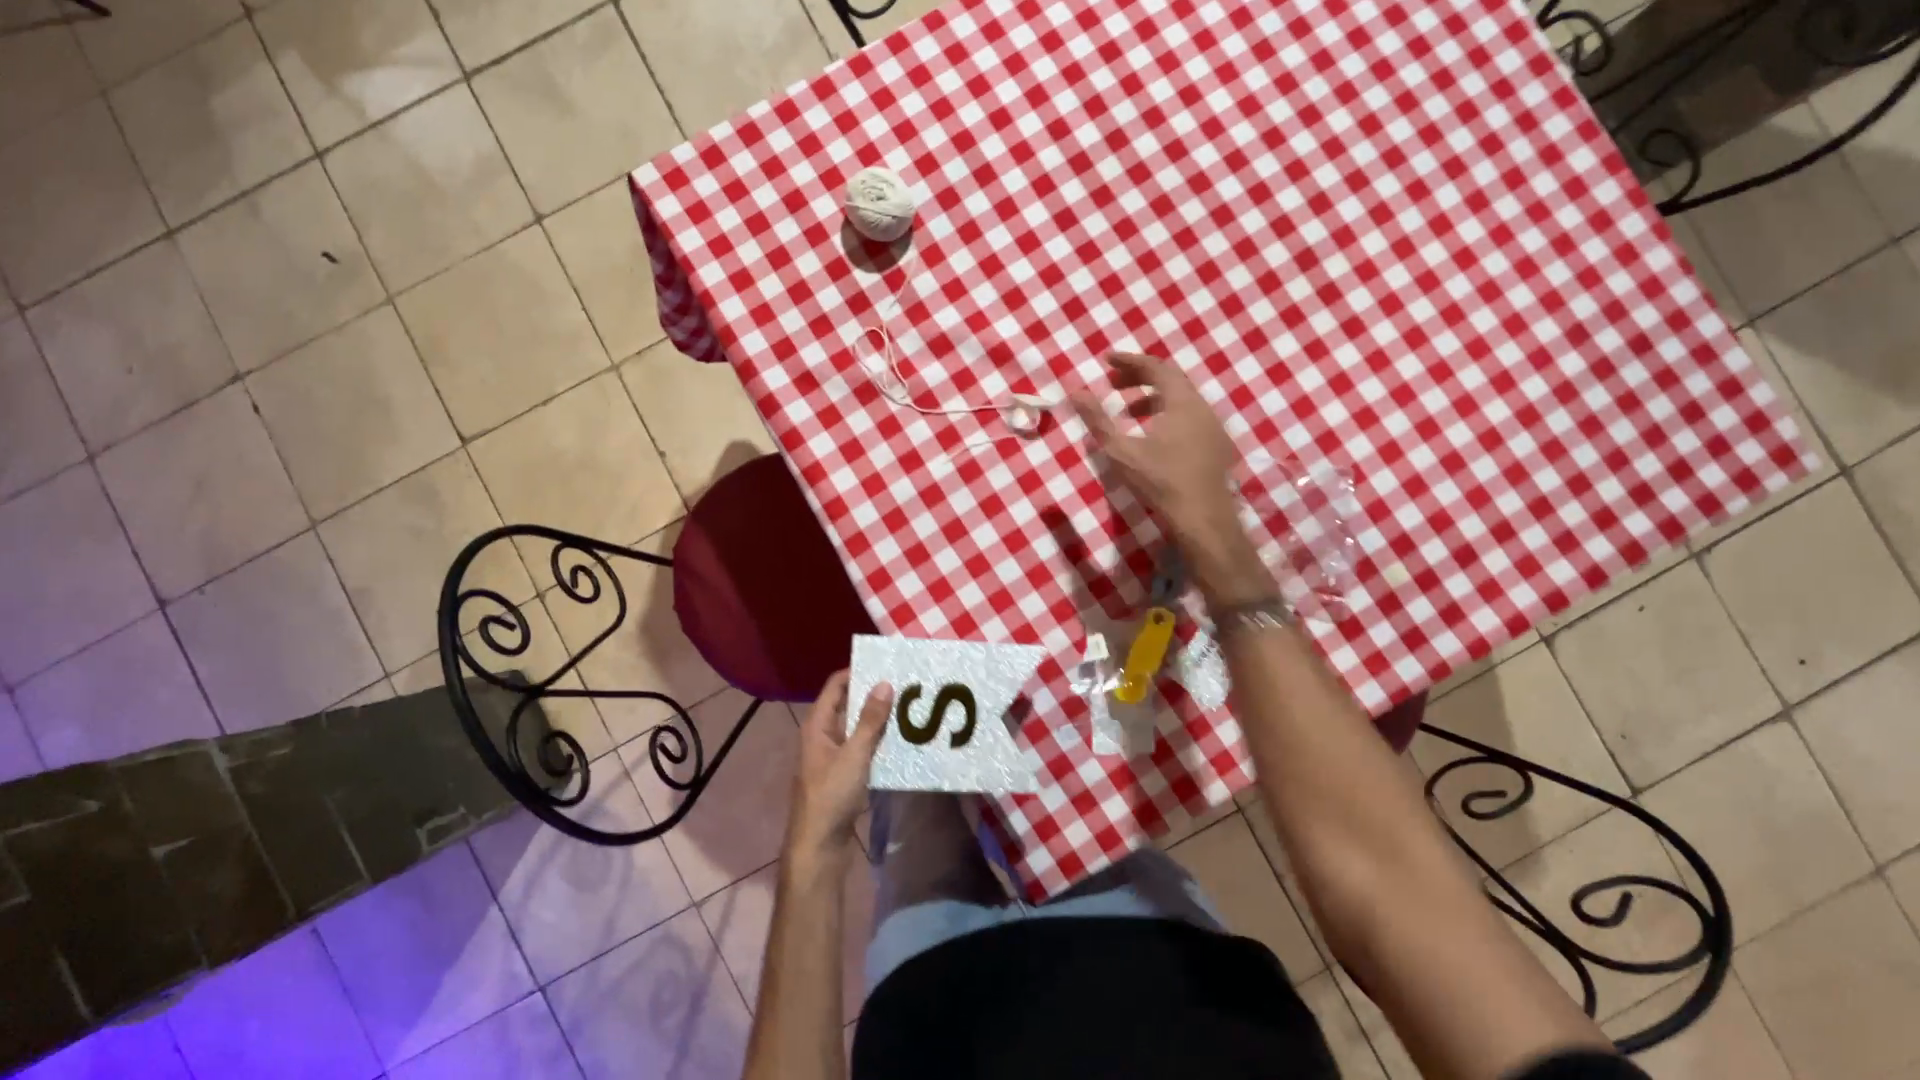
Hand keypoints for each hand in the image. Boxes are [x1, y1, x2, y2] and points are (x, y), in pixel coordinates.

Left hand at [787, 672, 893, 863]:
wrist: (819, 845)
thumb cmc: (831, 796)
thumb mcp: (854, 755)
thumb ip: (869, 721)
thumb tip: (884, 683)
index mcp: (817, 726)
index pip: (836, 686)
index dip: (857, 671)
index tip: (887, 663)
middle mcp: (822, 737)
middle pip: (847, 705)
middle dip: (873, 694)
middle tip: (906, 684)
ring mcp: (832, 757)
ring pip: (857, 729)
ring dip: (878, 720)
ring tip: (910, 708)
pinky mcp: (844, 776)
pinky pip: (863, 750)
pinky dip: (879, 742)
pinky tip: (903, 742)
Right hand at [1071, 354, 1272, 605]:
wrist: (1203, 519)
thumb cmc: (1161, 481)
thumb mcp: (1121, 451)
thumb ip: (1097, 420)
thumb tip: (1075, 392)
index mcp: (1182, 401)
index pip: (1156, 367)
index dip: (1130, 361)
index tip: (1107, 361)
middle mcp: (1203, 407)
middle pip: (1171, 380)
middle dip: (1140, 378)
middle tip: (1114, 385)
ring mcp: (1214, 428)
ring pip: (1182, 400)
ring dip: (1154, 399)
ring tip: (1128, 412)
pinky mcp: (1217, 447)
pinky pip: (1191, 417)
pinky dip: (1169, 415)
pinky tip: (1154, 437)